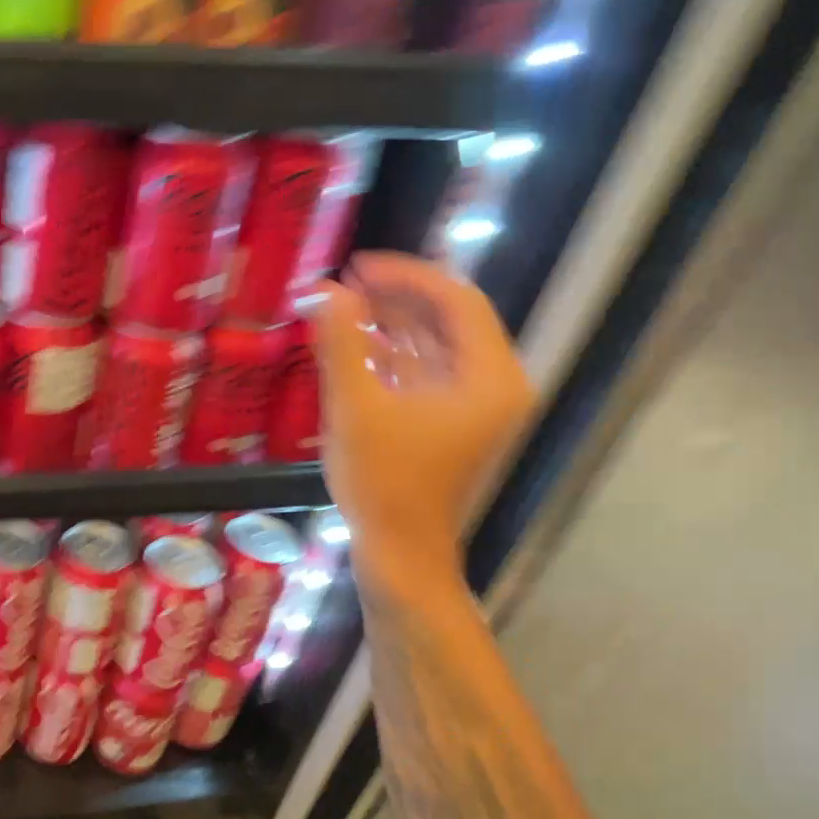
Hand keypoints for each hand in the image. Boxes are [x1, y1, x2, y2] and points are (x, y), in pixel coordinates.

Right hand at [303, 252, 534, 591]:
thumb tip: (326, 291)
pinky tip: (349, 348)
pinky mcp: (448, 423)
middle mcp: (492, 385)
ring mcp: (472, 407)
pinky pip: (421, 373)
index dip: (406, 277)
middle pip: (446, 321)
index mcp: (489, 377)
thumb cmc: (384, 481)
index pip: (457, 301)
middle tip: (341, 287)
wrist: (399, 551)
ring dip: (387, 326)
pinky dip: (388, 356)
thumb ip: (342, 344)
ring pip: (432, 346)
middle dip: (393, 300)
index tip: (357, 267)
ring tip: (337, 311)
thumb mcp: (356, 406)